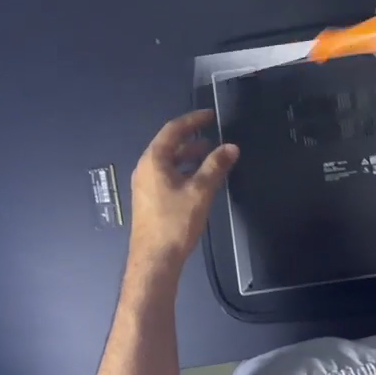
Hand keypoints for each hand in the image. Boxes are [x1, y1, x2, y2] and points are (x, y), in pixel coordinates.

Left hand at [128, 109, 238, 264]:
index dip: (193, 120)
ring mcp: (144, 185)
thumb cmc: (175, 222)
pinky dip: (183, 171)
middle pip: (168, 145)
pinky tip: (198, 180)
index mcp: (153, 161)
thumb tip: (231, 147)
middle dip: (192, 139)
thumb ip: (215, 166)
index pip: (173, 130)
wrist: (155, 259)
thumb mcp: (200, 191)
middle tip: (213, 135)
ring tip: (210, 156)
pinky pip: (166, 175)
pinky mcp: (148, 199)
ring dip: (188, 156)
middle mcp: (145, 169)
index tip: (210, 115)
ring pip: (168, 162)